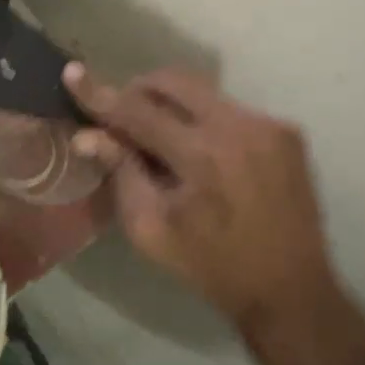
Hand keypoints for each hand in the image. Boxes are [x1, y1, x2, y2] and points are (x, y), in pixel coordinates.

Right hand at [62, 64, 343, 337]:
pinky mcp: (286, 133)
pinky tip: (199, 154)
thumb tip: (87, 135)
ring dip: (171, 106)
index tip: (72, 73)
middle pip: (173, 81)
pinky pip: (228, 108)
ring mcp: (268, 126)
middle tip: (120, 119)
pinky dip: (202, 120)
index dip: (99, 93)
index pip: (137, 110)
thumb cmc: (211, 266)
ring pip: (201, 92)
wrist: (293, 291)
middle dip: (138, 91)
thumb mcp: (150, 229)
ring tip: (160, 141)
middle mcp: (239, 126)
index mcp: (203, 154)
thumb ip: (121, 173)